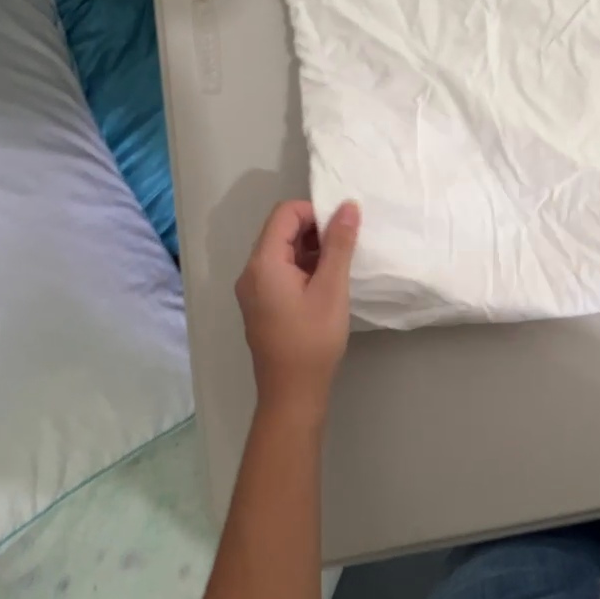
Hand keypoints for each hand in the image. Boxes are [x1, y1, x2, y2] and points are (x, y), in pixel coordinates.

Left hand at [234, 200, 359, 419]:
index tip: (343, 230)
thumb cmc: (313, 339)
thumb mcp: (332, 288)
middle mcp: (251, 272)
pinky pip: (281, 271)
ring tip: (339, 268)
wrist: (292, 392)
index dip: (316, 212)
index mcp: (263, 263)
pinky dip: (304, 268)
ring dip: (312, 250)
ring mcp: (254, 289)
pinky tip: (326, 285)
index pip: (285, 214)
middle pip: (281, 230)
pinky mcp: (262, 304)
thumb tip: (347, 206)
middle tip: (346, 248)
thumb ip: (339, 244)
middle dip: (315, 230)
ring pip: (283, 251)